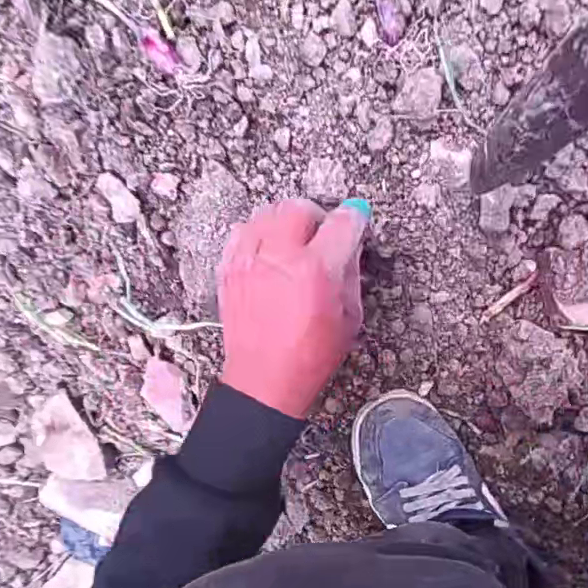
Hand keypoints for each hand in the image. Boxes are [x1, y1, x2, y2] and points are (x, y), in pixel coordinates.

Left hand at [217, 197, 368, 417]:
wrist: (265, 379)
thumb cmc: (310, 355)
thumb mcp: (349, 317)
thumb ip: (350, 275)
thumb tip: (350, 246)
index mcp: (316, 270)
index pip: (342, 222)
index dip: (355, 218)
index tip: (357, 220)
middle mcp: (279, 257)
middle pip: (299, 207)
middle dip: (318, 215)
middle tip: (325, 232)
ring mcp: (249, 260)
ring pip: (268, 213)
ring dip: (287, 220)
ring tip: (296, 240)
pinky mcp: (230, 269)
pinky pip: (243, 231)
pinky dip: (260, 233)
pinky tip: (271, 250)